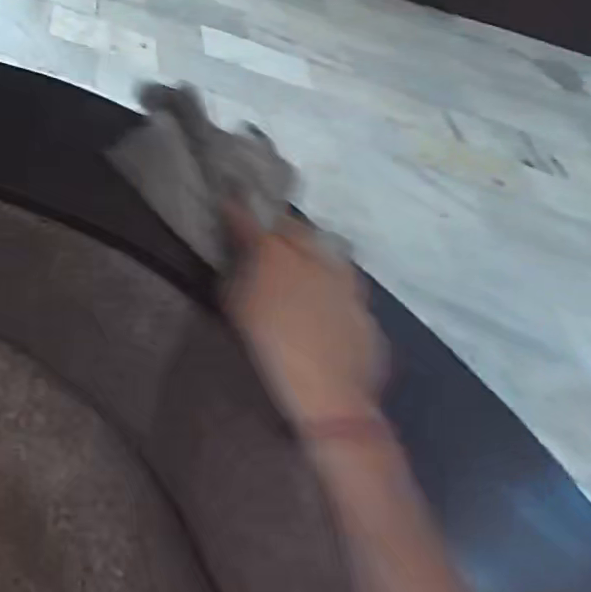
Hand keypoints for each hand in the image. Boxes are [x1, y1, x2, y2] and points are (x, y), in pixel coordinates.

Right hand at [224, 207, 385, 427]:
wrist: (327, 390)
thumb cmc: (264, 344)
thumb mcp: (233, 303)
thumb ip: (238, 271)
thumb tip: (239, 255)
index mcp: (275, 255)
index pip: (249, 221)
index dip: (235, 209)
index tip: (226, 201)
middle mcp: (314, 260)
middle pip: (295, 228)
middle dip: (277, 223)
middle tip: (261, 226)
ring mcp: (346, 284)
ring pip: (327, 251)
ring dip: (309, 246)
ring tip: (297, 253)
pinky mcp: (364, 309)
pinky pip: (343, 283)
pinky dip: (328, 278)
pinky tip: (319, 293)